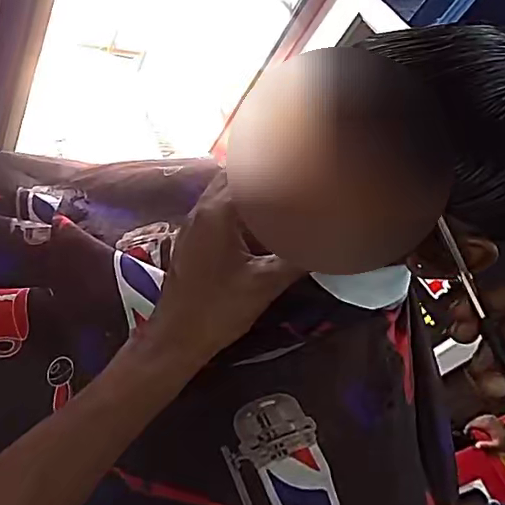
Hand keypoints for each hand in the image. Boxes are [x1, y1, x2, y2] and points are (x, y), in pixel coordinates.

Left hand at [150, 175, 307, 370]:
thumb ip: (297, 258)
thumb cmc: (219, 308)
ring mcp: (192, 224)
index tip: (298, 168)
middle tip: (290, 179)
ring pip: (221, 193)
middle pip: (231, 177)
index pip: (248, 175)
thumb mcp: (265, 283)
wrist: (177, 336)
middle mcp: (201, 210)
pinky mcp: (191, 239)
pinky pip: (216, 209)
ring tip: (277, 196)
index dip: (274, 170)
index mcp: (217, 212)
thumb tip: (327, 243)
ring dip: (246, 191)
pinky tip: (256, 224)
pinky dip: (236, 207)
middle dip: (260, 175)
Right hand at [466, 414, 504, 453]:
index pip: (473, 424)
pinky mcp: (492, 417)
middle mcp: (487, 419)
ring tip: (473, 429)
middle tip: (469, 432)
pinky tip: (480, 425)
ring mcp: (490, 417)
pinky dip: (480, 421)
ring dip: (475, 423)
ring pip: (478, 418)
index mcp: (486, 425)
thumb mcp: (495, 446)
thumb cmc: (504, 442)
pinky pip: (483, 417)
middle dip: (471, 425)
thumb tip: (476, 445)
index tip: (466, 433)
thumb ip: (486, 445)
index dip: (468, 428)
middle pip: (474, 420)